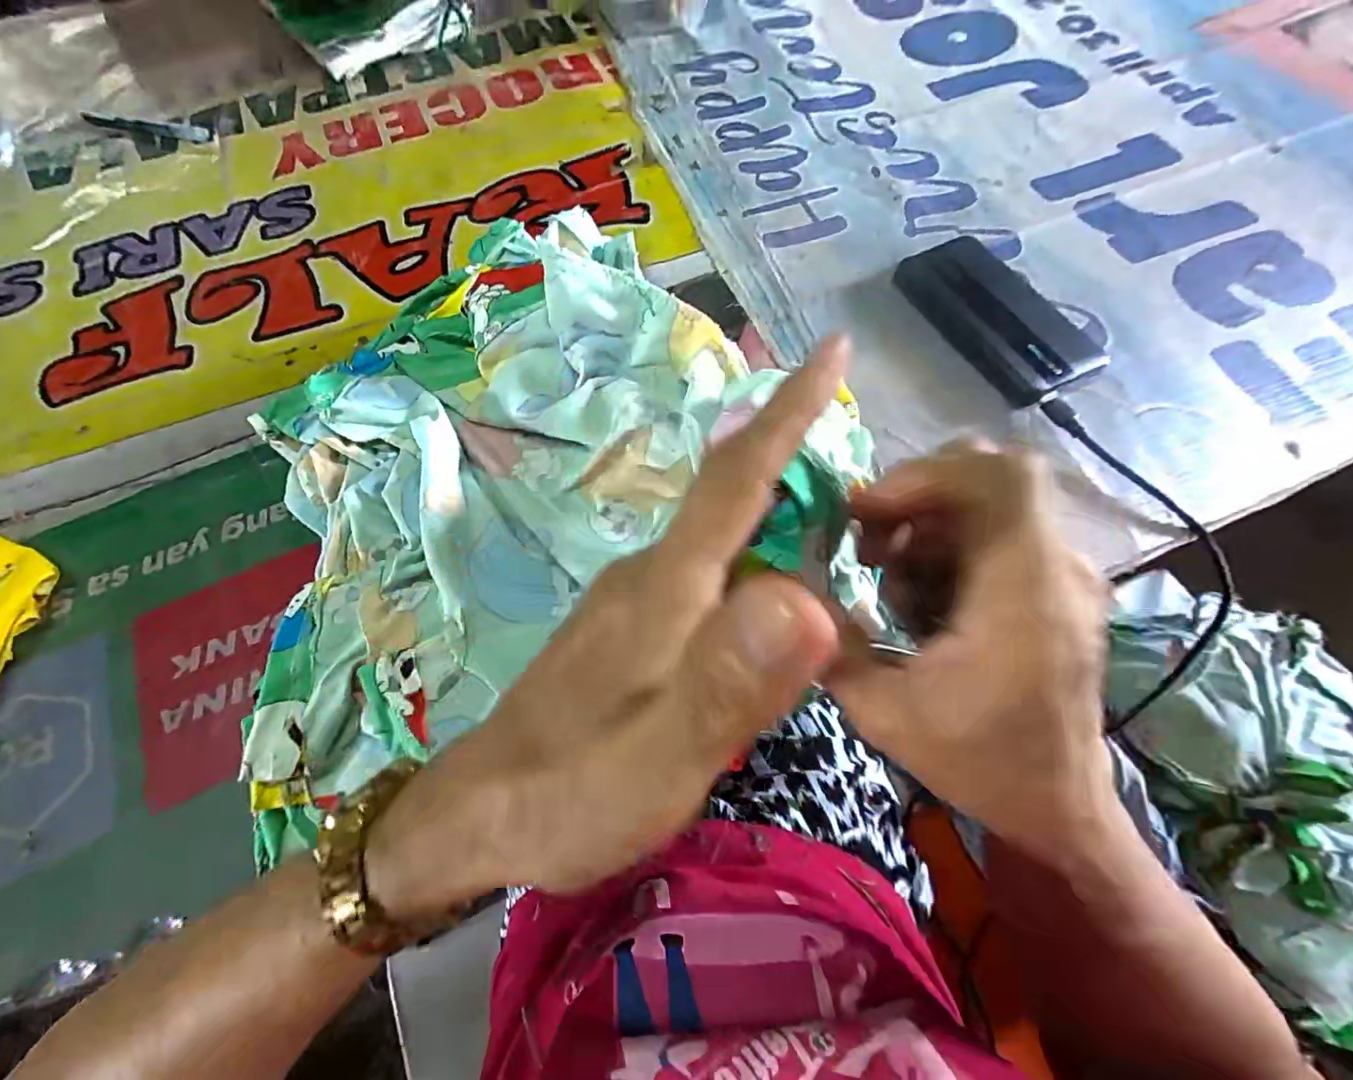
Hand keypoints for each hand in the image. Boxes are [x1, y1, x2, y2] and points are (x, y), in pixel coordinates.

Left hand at [367, 338, 852, 910]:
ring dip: (774, 519)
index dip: (785, 412)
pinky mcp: (619, 634)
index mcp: (662, 591)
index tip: (830, 347)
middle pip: (728, 503)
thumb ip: (727, 682)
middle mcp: (643, 579)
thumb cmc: (569, 790)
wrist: (481, 812)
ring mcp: (626, 605)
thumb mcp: (659, 756)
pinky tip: (765, 597)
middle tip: (872, 466)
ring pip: (715, 543)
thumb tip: (806, 596)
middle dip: (794, 462)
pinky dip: (743, 567)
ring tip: (841, 528)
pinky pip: (697, 578)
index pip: (733, 482)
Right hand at [822, 441, 1118, 860]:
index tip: (862, 513)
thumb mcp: (880, 710)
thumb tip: (783, 589)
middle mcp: (1053, 571)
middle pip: (986, 476)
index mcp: (1022, 596)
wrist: (1055, 806)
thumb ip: (831, 641)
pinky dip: (938, 547)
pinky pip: (988, 532)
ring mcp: (1058, 576)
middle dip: (910, 498)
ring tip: (881, 581)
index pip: (998, 479)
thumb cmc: (974, 761)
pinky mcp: (1048, 586)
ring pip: (982, 501)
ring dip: (919, 526)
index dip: (922, 474)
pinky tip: (913, 600)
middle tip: (864, 546)